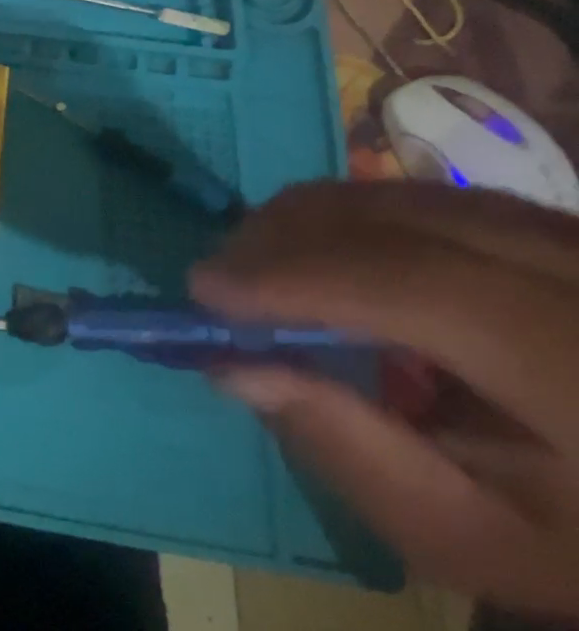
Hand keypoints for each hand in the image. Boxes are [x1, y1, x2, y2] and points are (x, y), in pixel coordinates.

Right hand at [191, 181, 578, 616]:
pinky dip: (369, 224)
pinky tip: (333, 264)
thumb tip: (234, 369)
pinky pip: (450, 205)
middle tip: (218, 279)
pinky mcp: (565, 241)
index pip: (422, 287)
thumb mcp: (472, 542)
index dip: (298, 278)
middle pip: (414, 220)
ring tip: (261, 270)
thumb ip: (353, 454)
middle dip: (289, 237)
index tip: (201, 292)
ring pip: (425, 200)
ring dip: (321, 225)